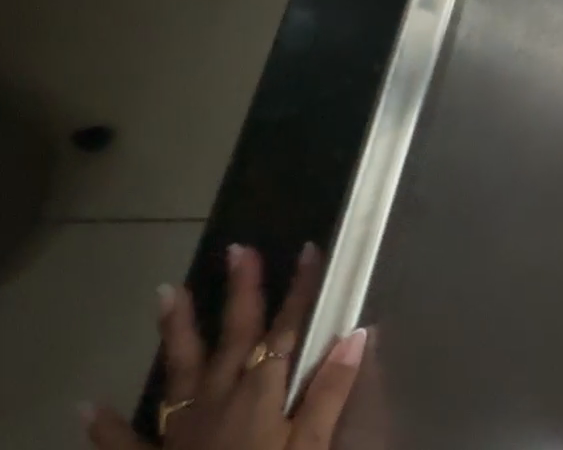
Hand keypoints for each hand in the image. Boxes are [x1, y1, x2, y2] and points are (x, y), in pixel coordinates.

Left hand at [81, 244, 365, 449]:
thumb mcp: (311, 445)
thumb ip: (329, 392)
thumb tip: (355, 333)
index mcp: (261, 392)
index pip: (286, 329)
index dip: (299, 289)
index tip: (306, 250)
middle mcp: (219, 399)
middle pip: (232, 336)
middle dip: (240, 292)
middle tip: (237, 250)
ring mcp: (179, 429)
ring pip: (178, 370)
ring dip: (174, 332)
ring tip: (165, 293)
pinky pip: (123, 441)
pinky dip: (107, 423)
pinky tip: (90, 406)